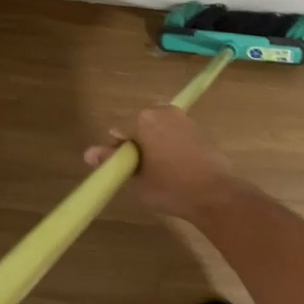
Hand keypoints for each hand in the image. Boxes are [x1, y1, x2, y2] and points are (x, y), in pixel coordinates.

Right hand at [86, 105, 249, 220]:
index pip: (118, 131)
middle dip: (137, 143)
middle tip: (143, 171)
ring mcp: (183, 117)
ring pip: (157, 128)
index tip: (126, 171)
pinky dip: (170, 144)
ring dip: (154, 143)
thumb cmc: (171, 187)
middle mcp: (163, 110)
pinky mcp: (198, 127)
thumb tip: (88, 153)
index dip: (118, 152)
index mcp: (143, 119)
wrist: (215, 193)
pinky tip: (177, 166)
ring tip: (160, 170)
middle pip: (138, 125)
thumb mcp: (136, 178)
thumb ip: (112, 161)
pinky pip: (174, 132)